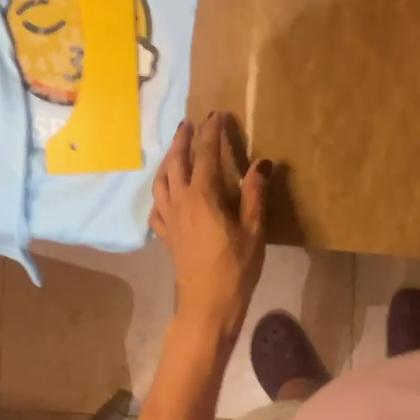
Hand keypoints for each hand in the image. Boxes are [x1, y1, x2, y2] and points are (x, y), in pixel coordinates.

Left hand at [152, 112, 270, 345]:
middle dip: (184, 139)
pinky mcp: (166, 236)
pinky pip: (157, 206)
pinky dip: (161, 191)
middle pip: (177, 161)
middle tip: (191, 123)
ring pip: (162, 180)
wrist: (207, 305)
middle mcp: (180, 201)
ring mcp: (170, 219)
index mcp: (203, 196)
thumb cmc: (236, 268)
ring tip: (176, 149)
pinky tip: (166, 192)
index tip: (217, 114)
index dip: (212, 132)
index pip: (205, 154)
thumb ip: (255, 194)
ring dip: (169, 160)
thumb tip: (262, 162)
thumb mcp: (254, 230)